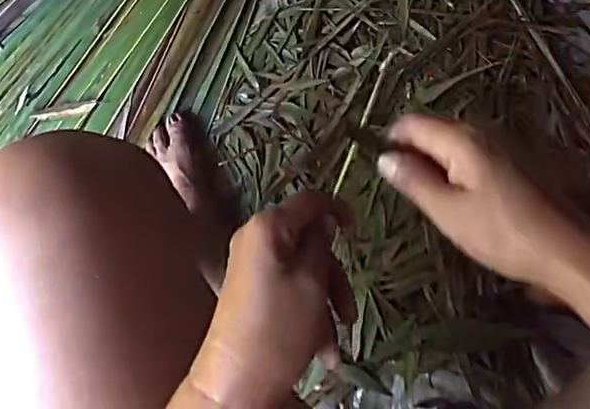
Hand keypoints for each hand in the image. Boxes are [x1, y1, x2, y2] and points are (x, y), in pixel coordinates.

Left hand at [184, 192, 355, 408]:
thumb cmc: (277, 330)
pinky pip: (288, 290)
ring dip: (325, 303)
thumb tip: (325, 219)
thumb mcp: (311, 283)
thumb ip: (321, 244)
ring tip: (336, 344)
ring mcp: (251, 267)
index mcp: (267, 227)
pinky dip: (308, 314)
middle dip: (333, 277)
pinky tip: (322, 351)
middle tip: (349, 312)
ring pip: (302, 271)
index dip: (336, 208)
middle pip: (308, 242)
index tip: (357, 228)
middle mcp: (256, 239)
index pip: (308, 201)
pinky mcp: (250, 294)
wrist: (232, 389)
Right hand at [376, 114, 585, 287]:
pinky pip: (472, 151)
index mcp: (459, 138)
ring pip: (452, 141)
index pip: (412, 122)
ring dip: (437, 161)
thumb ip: (414, 181)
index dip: (391, 139)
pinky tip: (464, 198)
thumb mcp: (449, 213)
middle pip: (433, 128)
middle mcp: (479, 129)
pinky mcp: (514, 157)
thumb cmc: (503, 233)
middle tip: (409, 190)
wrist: (567, 248)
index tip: (383, 167)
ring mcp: (500, 141)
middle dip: (414, 151)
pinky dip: (458, 166)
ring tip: (434, 198)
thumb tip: (384, 157)